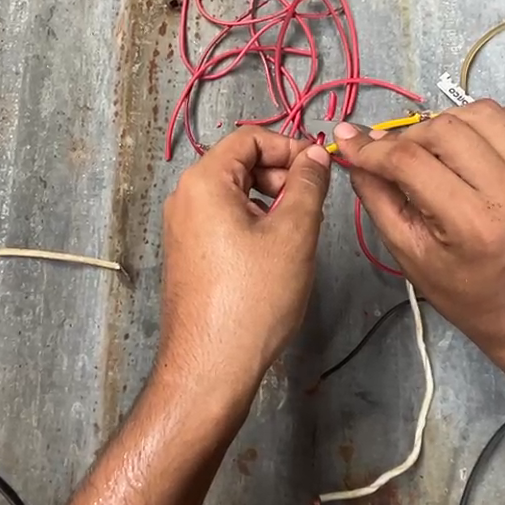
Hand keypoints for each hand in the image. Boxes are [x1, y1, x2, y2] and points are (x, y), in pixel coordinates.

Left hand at [156, 127, 331, 405]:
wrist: (210, 366)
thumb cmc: (254, 297)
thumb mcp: (293, 233)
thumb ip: (308, 185)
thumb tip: (315, 155)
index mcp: (204, 181)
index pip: (249, 137)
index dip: (289, 146)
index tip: (320, 168)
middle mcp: (185, 196)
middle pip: (240, 163)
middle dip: (281, 175)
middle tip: (312, 205)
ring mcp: (183, 226)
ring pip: (235, 192)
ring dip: (271, 200)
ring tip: (298, 232)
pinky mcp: (189, 252)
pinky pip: (225, 218)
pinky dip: (255, 222)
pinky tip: (276, 253)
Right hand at [332, 100, 504, 356]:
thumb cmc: (462, 290)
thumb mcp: (407, 252)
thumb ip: (375, 195)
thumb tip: (351, 145)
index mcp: (472, 224)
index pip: (410, 162)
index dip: (372, 149)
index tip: (350, 144)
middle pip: (444, 129)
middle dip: (406, 136)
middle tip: (393, 156)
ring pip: (479, 113)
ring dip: (443, 122)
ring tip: (430, 147)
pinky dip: (477, 120)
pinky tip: (463, 143)